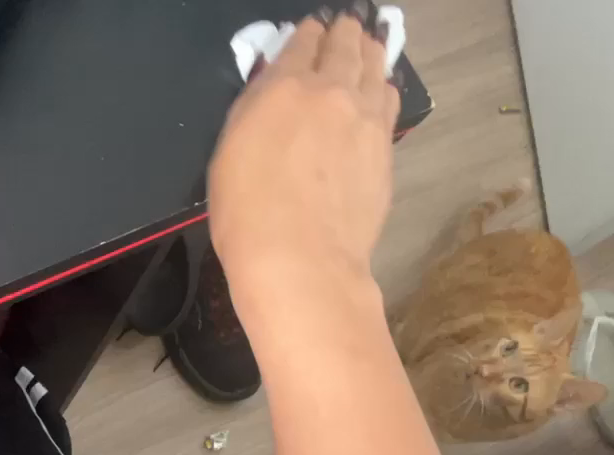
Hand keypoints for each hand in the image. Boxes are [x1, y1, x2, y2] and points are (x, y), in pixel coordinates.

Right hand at [207, 12, 399, 286]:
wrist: (299, 261)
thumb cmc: (245, 218)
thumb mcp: (225, 160)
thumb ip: (250, 116)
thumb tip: (267, 92)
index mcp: (283, 89)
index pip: (301, 42)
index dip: (305, 36)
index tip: (308, 34)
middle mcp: (331, 90)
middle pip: (345, 44)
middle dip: (341, 35)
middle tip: (342, 32)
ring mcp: (365, 117)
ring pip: (375, 65)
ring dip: (368, 54)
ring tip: (366, 51)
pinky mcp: (385, 147)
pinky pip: (388, 102)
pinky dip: (381, 89)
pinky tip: (378, 93)